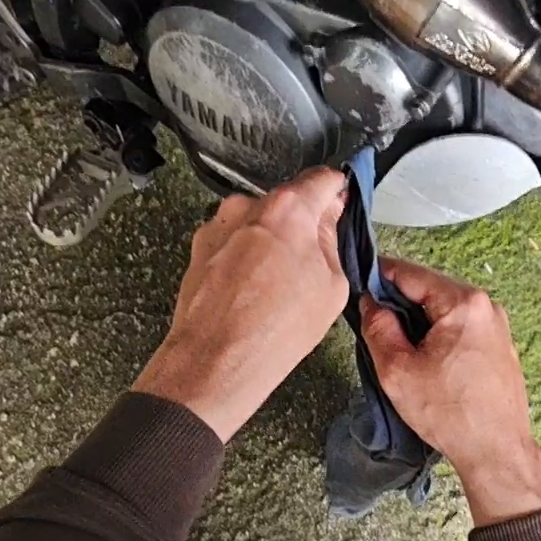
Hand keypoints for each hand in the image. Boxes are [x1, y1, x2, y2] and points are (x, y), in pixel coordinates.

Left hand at [133, 168, 349, 440]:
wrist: (216, 360)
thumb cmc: (273, 330)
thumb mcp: (331, 288)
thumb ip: (332, 242)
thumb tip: (328, 223)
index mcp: (288, 209)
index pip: (322, 179)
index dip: (337, 192)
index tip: (342, 200)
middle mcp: (248, 207)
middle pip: (287, 203)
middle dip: (301, 226)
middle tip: (312, 263)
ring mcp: (218, 227)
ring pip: (257, 224)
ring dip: (270, 244)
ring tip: (277, 288)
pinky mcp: (199, 249)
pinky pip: (233, 244)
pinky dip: (245, 260)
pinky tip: (251, 293)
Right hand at [360, 259, 540, 525]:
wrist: (496, 451)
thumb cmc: (450, 414)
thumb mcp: (398, 370)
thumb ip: (378, 328)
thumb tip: (370, 304)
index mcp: (463, 303)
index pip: (412, 274)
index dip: (380, 276)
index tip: (360, 283)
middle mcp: (486, 306)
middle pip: (430, 290)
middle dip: (400, 304)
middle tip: (374, 325)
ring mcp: (497, 326)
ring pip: (444, 311)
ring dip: (418, 322)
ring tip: (398, 349)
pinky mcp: (499, 347)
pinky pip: (460, 328)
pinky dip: (438, 336)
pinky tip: (424, 362)